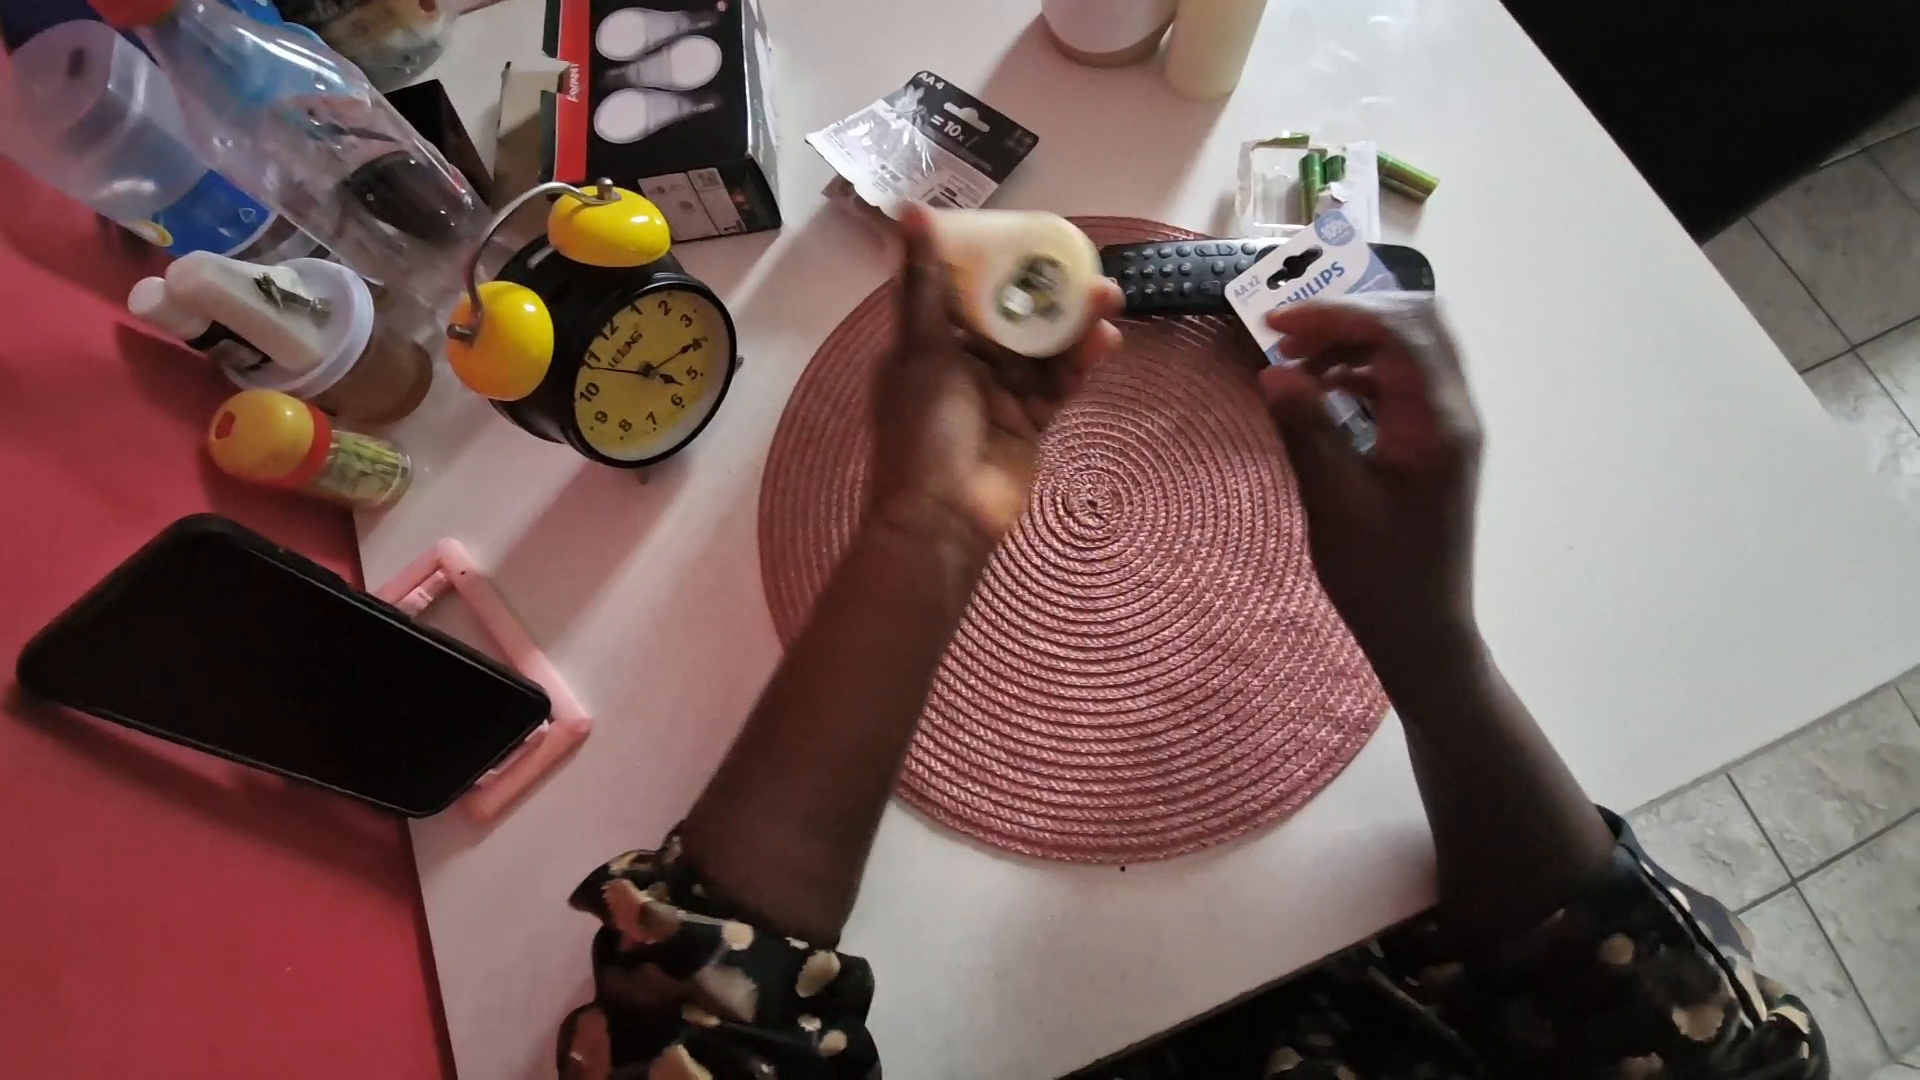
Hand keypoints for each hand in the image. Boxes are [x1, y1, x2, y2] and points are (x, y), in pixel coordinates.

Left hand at [868, 204, 1124, 554]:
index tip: (1034, 238)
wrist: (944, 518)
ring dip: (1073, 326)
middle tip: (1086, 267)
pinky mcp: (1032, 422)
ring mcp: (1001, 395)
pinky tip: (1104, 342)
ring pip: (1043, 350)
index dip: (1001, 264)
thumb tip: (910, 209)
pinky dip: (1079, 364)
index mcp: (929, 344)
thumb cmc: (922, 430)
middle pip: (1015, 318)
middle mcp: (966, 365)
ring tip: (1108, 299)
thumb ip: (924, 283)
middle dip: (1049, 293)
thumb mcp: (919, 349)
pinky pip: (1059, 384)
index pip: (968, 291)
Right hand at [1257, 294, 1482, 668]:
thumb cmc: (1376, 572)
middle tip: (1289, 341)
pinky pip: (1401, 383)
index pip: (1397, 332)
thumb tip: (1273, 372)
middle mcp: (1452, 412)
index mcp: (1435, 423)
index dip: (1335, 316)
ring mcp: (1446, 425)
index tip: (1274, 327)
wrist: (1419, 625)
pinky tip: (1323, 396)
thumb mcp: (1333, 501)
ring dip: (1354, 343)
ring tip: (1298, 368)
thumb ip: (1307, 430)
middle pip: (1417, 325)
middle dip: (1349, 318)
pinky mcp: (1431, 441)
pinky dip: (1360, 373)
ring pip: (1411, 350)